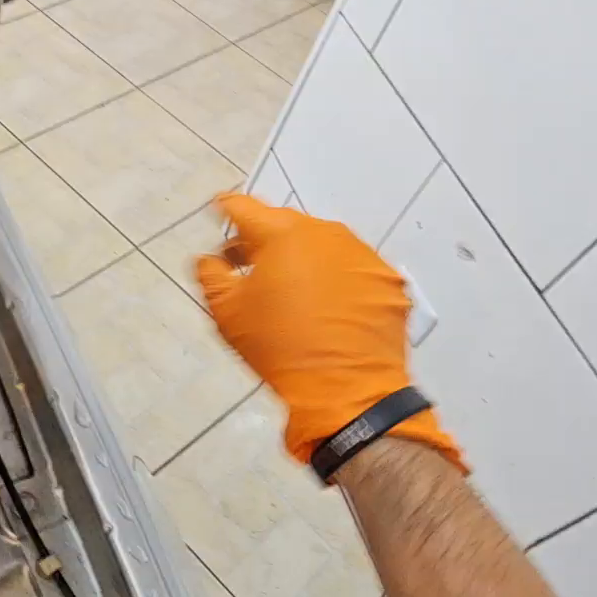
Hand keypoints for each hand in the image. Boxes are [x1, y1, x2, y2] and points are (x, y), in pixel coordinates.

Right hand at [195, 193, 462, 470]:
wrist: (346, 388)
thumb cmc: (278, 345)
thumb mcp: (228, 312)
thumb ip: (211, 274)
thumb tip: (209, 258)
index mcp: (281, 234)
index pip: (244, 208)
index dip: (225, 209)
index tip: (217, 212)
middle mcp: (324, 232)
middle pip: (285, 225)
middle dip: (263, 239)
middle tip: (246, 263)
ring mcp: (361, 253)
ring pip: (321, 244)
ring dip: (301, 257)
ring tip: (289, 288)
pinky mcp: (387, 278)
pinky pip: (351, 268)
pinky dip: (334, 278)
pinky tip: (326, 305)